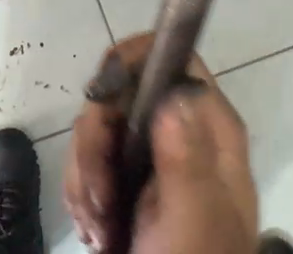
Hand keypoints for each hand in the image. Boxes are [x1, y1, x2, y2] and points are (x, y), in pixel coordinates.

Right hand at [65, 34, 258, 253]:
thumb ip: (184, 157)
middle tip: (100, 197)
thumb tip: (173, 91)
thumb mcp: (192, 218)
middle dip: (96, 144)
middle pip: (121, 94)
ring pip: (97, 130)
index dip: (132, 62)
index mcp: (209, 128)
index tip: (100, 95)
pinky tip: (96, 232)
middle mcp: (181, 130)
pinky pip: (88, 163)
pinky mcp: (127, 180)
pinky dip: (83, 196)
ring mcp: (153, 155)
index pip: (174, 59)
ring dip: (87, 180)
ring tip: (99, 229)